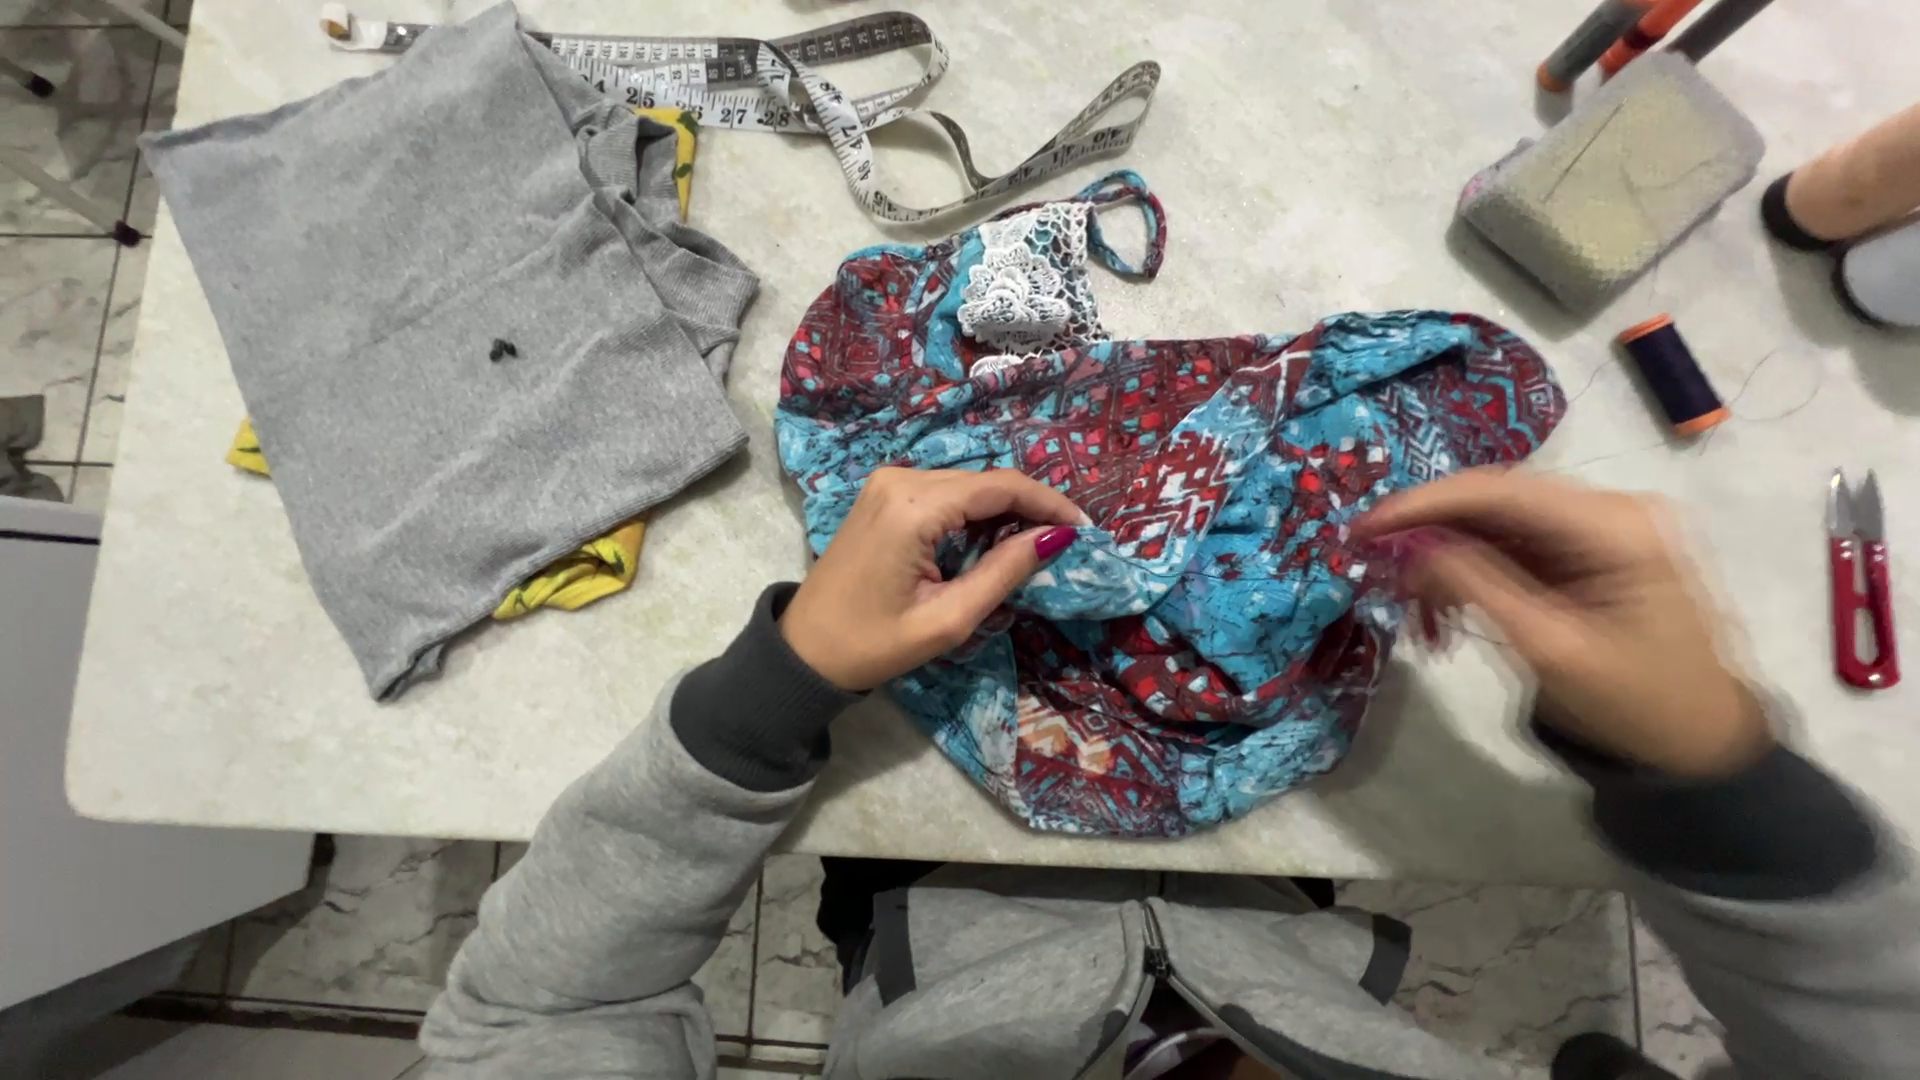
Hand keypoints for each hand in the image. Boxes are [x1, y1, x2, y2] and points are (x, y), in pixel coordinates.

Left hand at [780, 467, 1083, 691]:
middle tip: (1064, 541)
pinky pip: (942, 492)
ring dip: (1003, 508)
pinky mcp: (882, 494)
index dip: (1048, 502)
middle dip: (1028, 505)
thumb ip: (1003, 571)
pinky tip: (993, 538)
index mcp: (913, 507)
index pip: (999, 485)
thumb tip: (1056, 537)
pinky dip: (974, 511)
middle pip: (983, 479)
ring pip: (965, 483)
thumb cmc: (873, 645)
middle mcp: (899, 478)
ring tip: (1035, 544)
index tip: (1085, 528)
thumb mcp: (948, 618)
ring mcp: (886, 482)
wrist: (804, 651)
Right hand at [1355, 469, 1771, 776]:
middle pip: (1486, 501)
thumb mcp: (1548, 647)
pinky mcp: (1575, 550)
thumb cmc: (1632, 700)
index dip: (1420, 504)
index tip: (1363, 529)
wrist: (1694, 740)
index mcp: (1612, 525)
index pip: (1496, 491)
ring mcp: (1590, 529)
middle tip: (1376, 566)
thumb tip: (1412, 545)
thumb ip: (1477, 585)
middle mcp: (1603, 509)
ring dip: (1438, 560)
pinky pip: (1499, 546)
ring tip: (1413, 609)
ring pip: (1485, 524)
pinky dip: (1460, 574)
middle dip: (1425, 534)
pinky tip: (1441, 612)